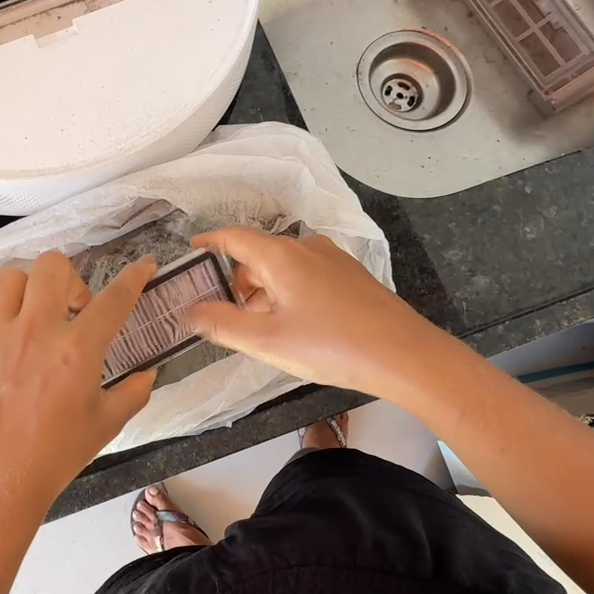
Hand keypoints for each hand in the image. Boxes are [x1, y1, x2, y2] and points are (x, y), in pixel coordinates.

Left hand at [0, 251, 158, 517]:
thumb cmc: (57, 455)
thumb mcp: (107, 424)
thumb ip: (133, 392)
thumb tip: (147, 373)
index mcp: (78, 350)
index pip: (114, 298)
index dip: (134, 277)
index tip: (145, 265)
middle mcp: (38, 331)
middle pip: (53, 266)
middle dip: (72, 278)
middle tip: (75, 309)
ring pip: (12, 276)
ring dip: (31, 286)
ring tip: (38, 311)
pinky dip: (1, 309)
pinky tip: (10, 330)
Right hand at [187, 227, 457, 402]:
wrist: (404, 355)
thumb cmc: (330, 346)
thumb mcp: (267, 341)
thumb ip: (223, 324)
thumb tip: (190, 310)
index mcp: (281, 256)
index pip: (235, 237)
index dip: (210, 242)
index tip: (192, 251)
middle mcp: (306, 247)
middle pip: (260, 254)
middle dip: (238, 280)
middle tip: (226, 314)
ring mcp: (333, 260)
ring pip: (285, 267)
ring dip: (265, 291)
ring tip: (262, 328)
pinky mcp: (352, 277)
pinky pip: (308, 275)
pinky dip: (290, 293)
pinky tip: (297, 326)